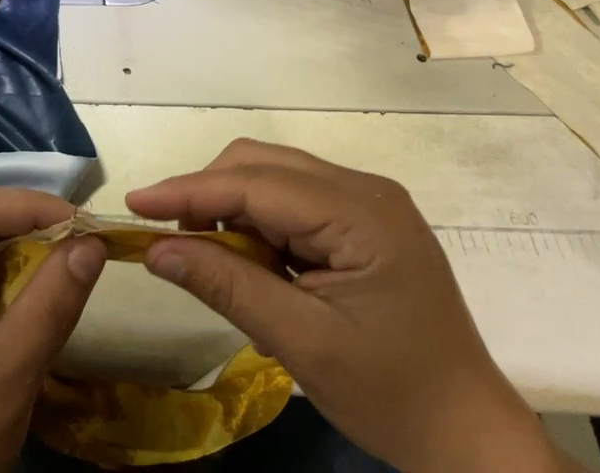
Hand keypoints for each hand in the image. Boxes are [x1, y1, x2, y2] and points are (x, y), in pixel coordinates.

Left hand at [0, 186, 106, 472]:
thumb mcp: (7, 375)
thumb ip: (50, 305)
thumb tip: (94, 243)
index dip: (34, 208)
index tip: (92, 225)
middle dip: (33, 218)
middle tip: (90, 238)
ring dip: (27, 235)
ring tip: (76, 250)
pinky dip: (14, 256)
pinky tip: (45, 270)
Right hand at [128, 140, 576, 472]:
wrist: (467, 433)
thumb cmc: (391, 393)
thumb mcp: (302, 343)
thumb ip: (226, 286)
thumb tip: (154, 250)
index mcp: (361, 214)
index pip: (254, 184)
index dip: (188, 192)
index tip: (133, 205)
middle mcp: (365, 191)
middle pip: (259, 165)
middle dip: (207, 196)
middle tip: (173, 243)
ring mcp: (366, 204)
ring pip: (269, 177)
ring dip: (230, 210)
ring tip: (216, 262)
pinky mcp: (361, 222)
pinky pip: (288, 201)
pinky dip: (255, 224)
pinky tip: (254, 265)